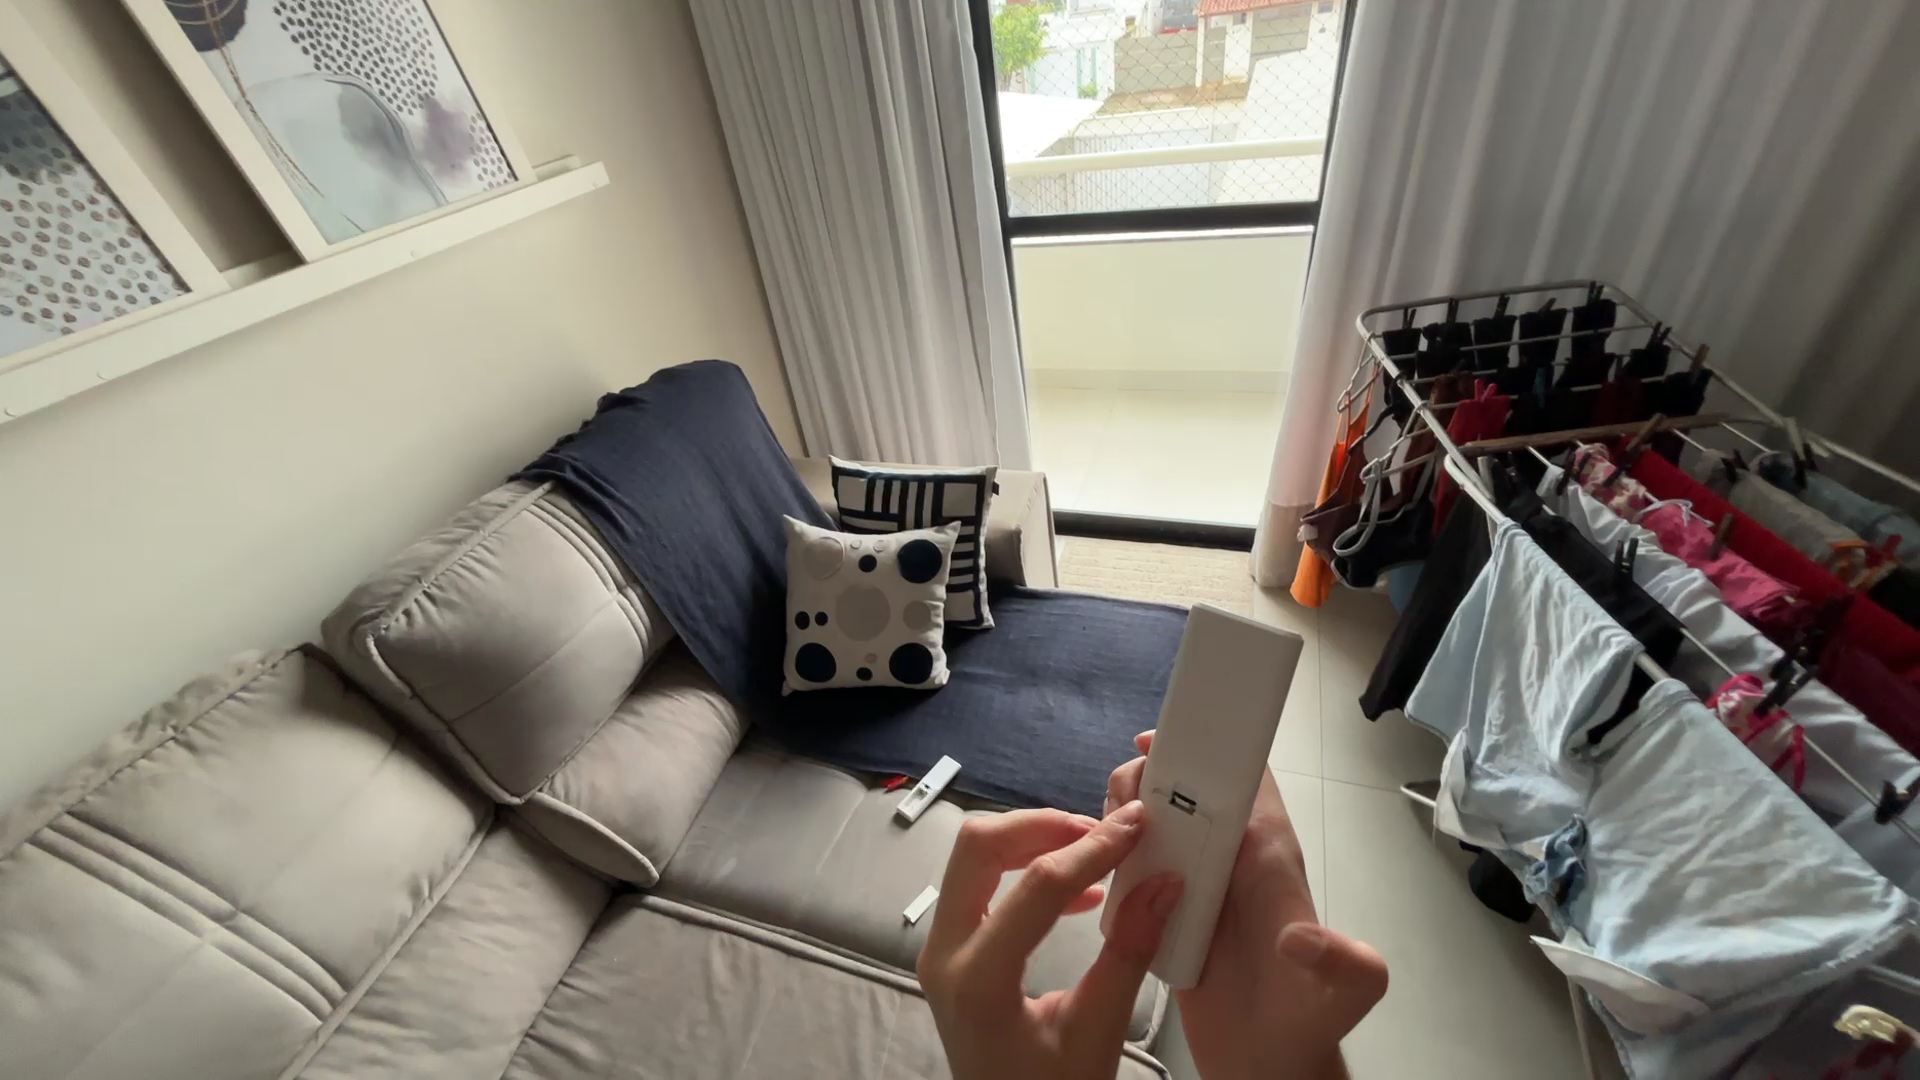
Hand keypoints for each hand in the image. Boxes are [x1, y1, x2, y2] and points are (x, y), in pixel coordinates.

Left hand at [918, 803, 1184, 1079]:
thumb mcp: (1098, 1035)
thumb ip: (1130, 953)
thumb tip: (1165, 883)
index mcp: (978, 982)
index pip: (1036, 888)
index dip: (1091, 849)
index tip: (1133, 824)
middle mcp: (944, 952)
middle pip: (979, 847)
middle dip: (1041, 826)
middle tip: (1098, 830)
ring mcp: (940, 945)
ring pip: (974, 855)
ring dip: (1032, 838)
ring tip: (1092, 849)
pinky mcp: (952, 944)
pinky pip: (980, 879)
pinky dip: (1026, 866)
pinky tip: (1079, 888)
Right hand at [1107, 732, 1388, 1079]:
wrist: (1263, 1060)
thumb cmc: (1301, 1018)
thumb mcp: (1339, 993)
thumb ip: (1341, 963)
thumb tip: (1304, 939)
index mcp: (1267, 851)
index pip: (1244, 776)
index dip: (1206, 748)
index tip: (1159, 743)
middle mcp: (1229, 851)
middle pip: (1186, 784)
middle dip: (1150, 775)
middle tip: (1123, 800)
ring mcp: (1194, 872)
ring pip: (1157, 814)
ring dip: (1127, 807)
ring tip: (1107, 828)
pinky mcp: (1165, 896)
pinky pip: (1136, 852)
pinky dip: (1115, 843)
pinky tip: (1099, 853)